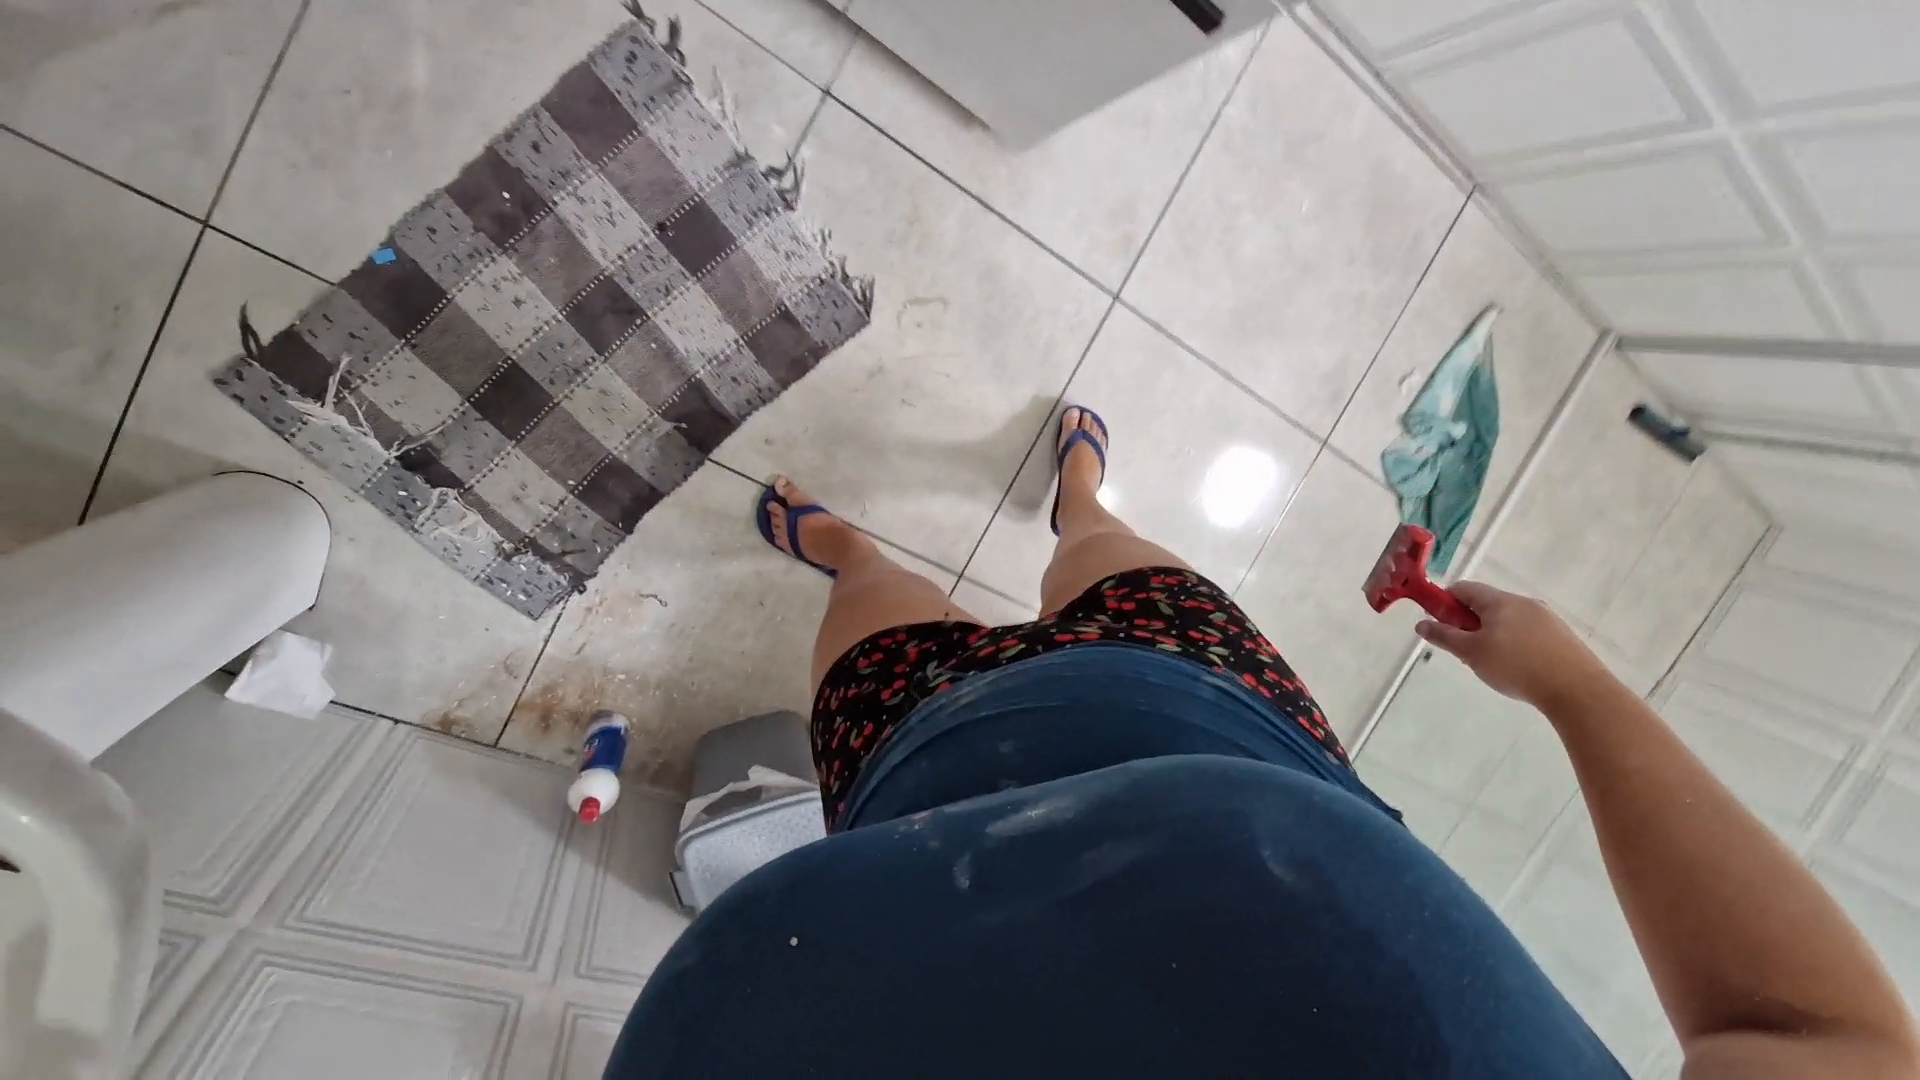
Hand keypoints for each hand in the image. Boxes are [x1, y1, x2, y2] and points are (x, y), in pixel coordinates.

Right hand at [1414, 581, 1615, 710]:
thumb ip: (1444, 636)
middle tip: (1464, 649)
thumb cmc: (1516, 666)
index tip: (1439, 625)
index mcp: (1500, 601)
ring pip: (1506, 619)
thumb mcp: (1471, 653)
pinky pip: (1526, 631)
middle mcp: (1524, 603)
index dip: (1444, 602)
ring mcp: (1546, 618)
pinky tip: (1516, 667)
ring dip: (1490, 634)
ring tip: (1491, 663)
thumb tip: (1421, 624)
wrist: (1578, 691)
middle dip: (1467, 623)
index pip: (1463, 589)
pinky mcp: (1561, 636)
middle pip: (1485, 604)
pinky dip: (1513, 643)